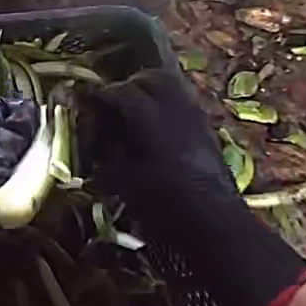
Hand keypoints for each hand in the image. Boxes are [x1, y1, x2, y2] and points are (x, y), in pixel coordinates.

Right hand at [85, 70, 305, 305]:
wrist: (216, 225)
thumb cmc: (166, 206)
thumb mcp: (126, 184)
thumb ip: (108, 162)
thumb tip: (93, 156)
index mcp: (152, 120)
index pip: (124, 93)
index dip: (104, 94)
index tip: (90, 99)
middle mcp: (177, 111)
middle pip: (153, 79)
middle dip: (131, 84)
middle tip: (114, 99)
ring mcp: (197, 119)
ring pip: (174, 88)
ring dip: (152, 91)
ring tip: (135, 108)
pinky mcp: (209, 131)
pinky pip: (185, 104)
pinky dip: (168, 106)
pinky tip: (157, 128)